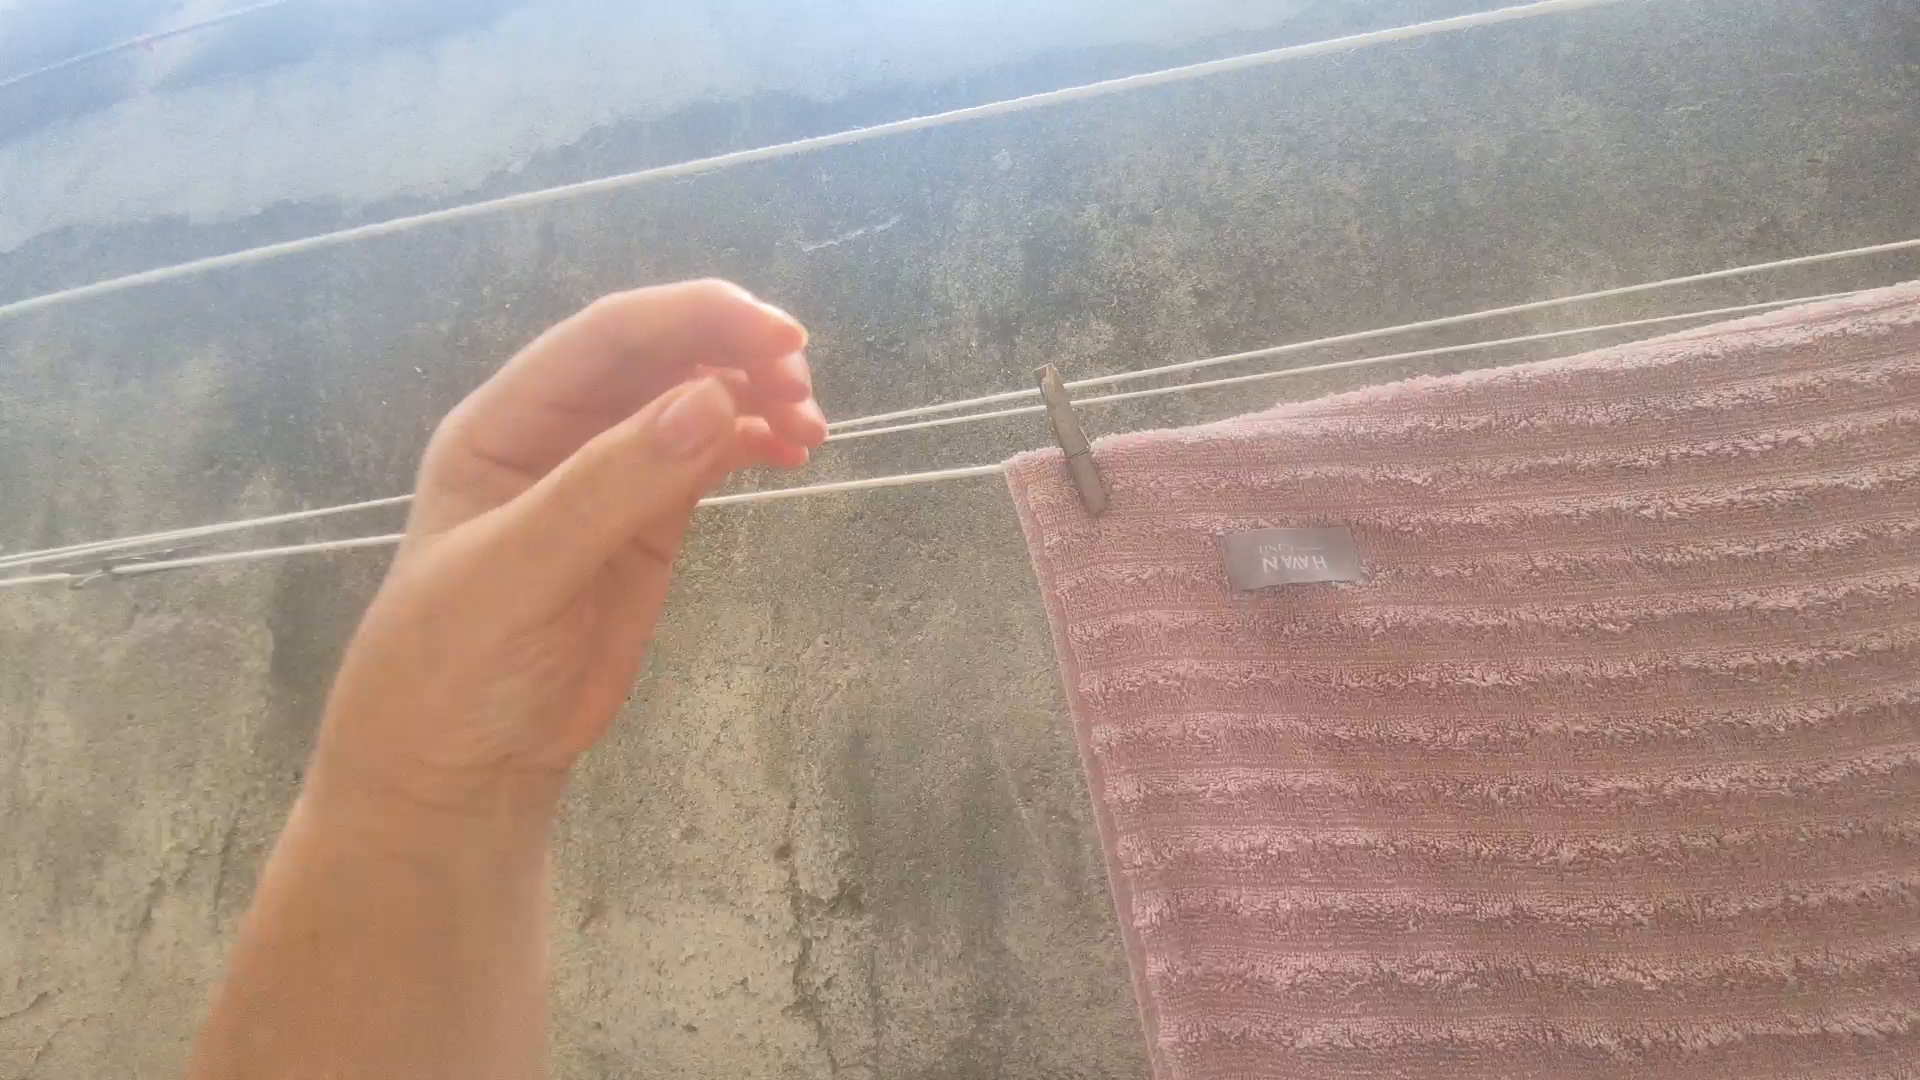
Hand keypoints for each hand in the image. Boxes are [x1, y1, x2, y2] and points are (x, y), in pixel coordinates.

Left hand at [311, 279, 822, 814]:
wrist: (468, 757)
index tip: (782, 336)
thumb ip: (610, 485)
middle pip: (663, 360)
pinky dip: (755, 444)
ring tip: (810, 428)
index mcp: (510, 421)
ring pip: (697, 405)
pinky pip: (712, 458)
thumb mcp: (519, 573)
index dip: (697, 319)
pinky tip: (790, 454)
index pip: (611, 337)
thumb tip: (714, 400)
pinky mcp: (653, 520)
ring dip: (758, 399)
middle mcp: (565, 434)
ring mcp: (615, 477)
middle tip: (803, 388)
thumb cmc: (458, 667)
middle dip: (738, 355)